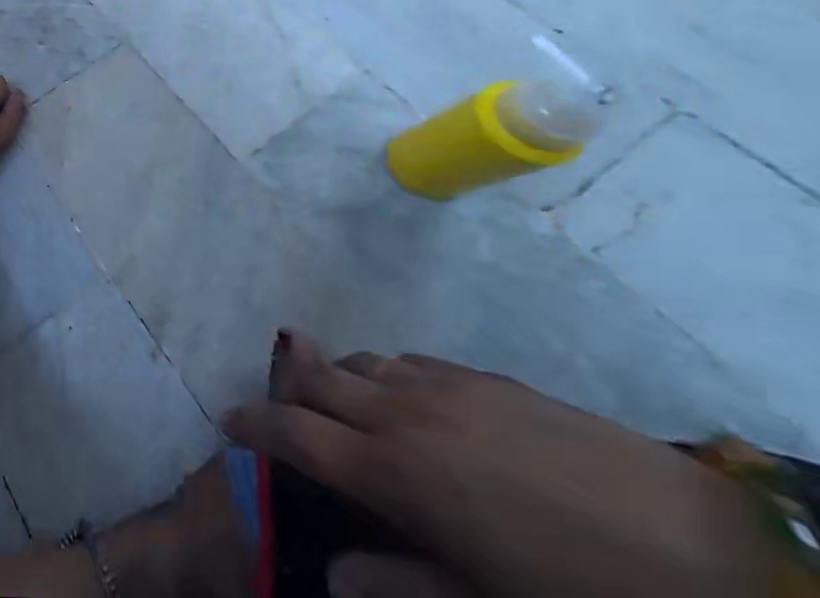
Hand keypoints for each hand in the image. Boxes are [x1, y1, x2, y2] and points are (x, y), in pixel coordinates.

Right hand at [228, 332, 780, 597]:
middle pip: (316, 378)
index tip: (229, 419)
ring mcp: (446, 389)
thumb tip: (329, 576)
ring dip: (342, 378)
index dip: (251, 422)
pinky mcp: (490, 379)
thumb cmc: (576, 588)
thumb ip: (398, 583)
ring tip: (351, 403)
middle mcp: (401, 415)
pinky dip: (393, 375)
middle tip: (281, 398)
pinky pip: (413, 362)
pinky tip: (419, 402)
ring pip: (362, 363)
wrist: (708, 550)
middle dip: (287, 383)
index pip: (291, 431)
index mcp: (389, 471)